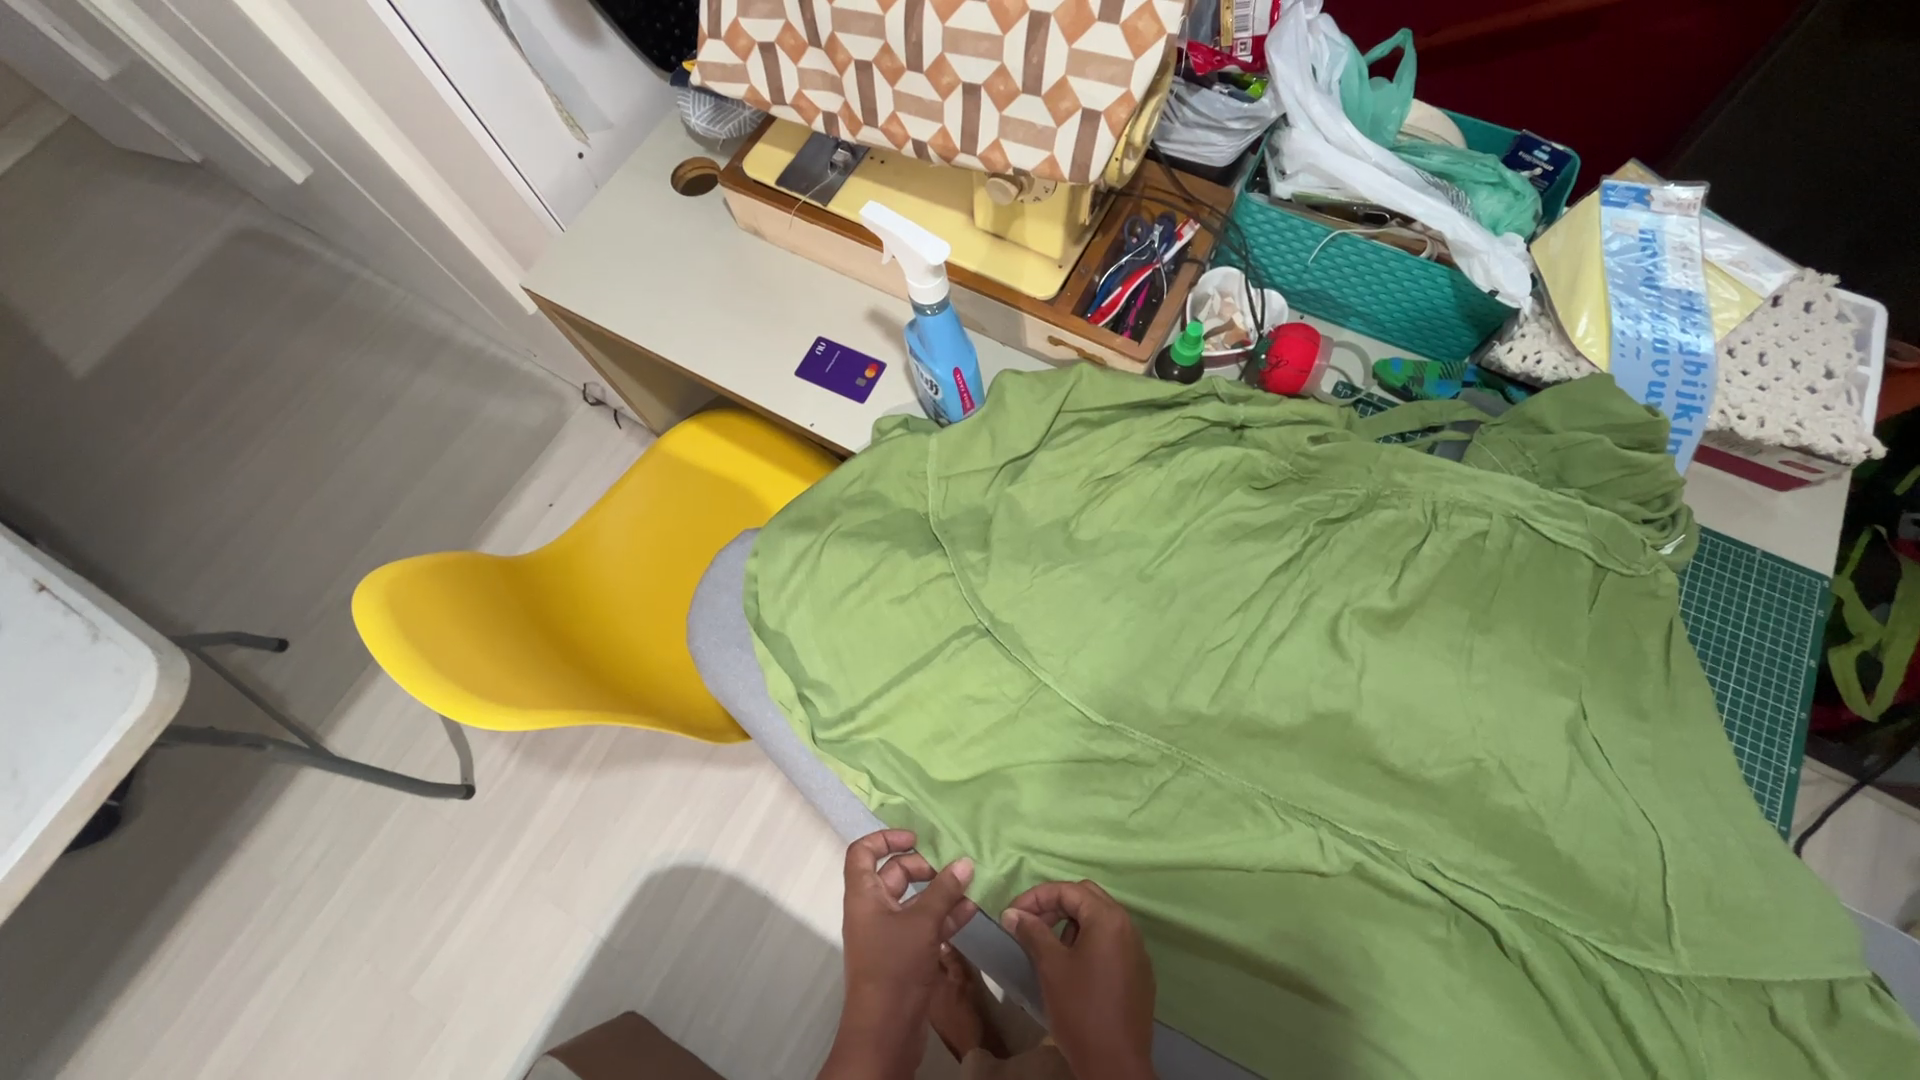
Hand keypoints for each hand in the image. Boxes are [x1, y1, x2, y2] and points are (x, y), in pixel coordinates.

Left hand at [819, 829, 976, 1079]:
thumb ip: (944, 890)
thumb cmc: (894, 967)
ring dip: (940, 893)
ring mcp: (888, 934)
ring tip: (969, 886)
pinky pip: (925, 925)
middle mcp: (872, 910)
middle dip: (923, 867)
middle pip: (893, 874)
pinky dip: (945, 916)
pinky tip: (971, 911)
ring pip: (914, 901)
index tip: (916, 839)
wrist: (885, 1031)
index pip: (862, 852)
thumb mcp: (922, 923)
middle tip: (950, 869)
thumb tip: (965, 862)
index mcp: (863, 895)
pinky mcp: (905, 955)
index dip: (886, 838)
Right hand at [1002, 880, 1155, 1079]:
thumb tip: (1013, 913)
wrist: (1116, 1066)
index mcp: (1108, 919)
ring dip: (1070, 924)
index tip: (1011, 914)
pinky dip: (1086, 941)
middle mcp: (1128, 927)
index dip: (1036, 897)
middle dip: (1054, 906)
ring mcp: (1136, 951)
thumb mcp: (1051, 966)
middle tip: (1029, 924)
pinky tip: (1071, 966)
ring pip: (1099, 920)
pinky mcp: (1138, 972)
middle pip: (1086, 898)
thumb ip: (1032, 931)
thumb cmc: (1080, 1010)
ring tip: (1047, 947)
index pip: (1068, 890)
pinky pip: (1110, 942)